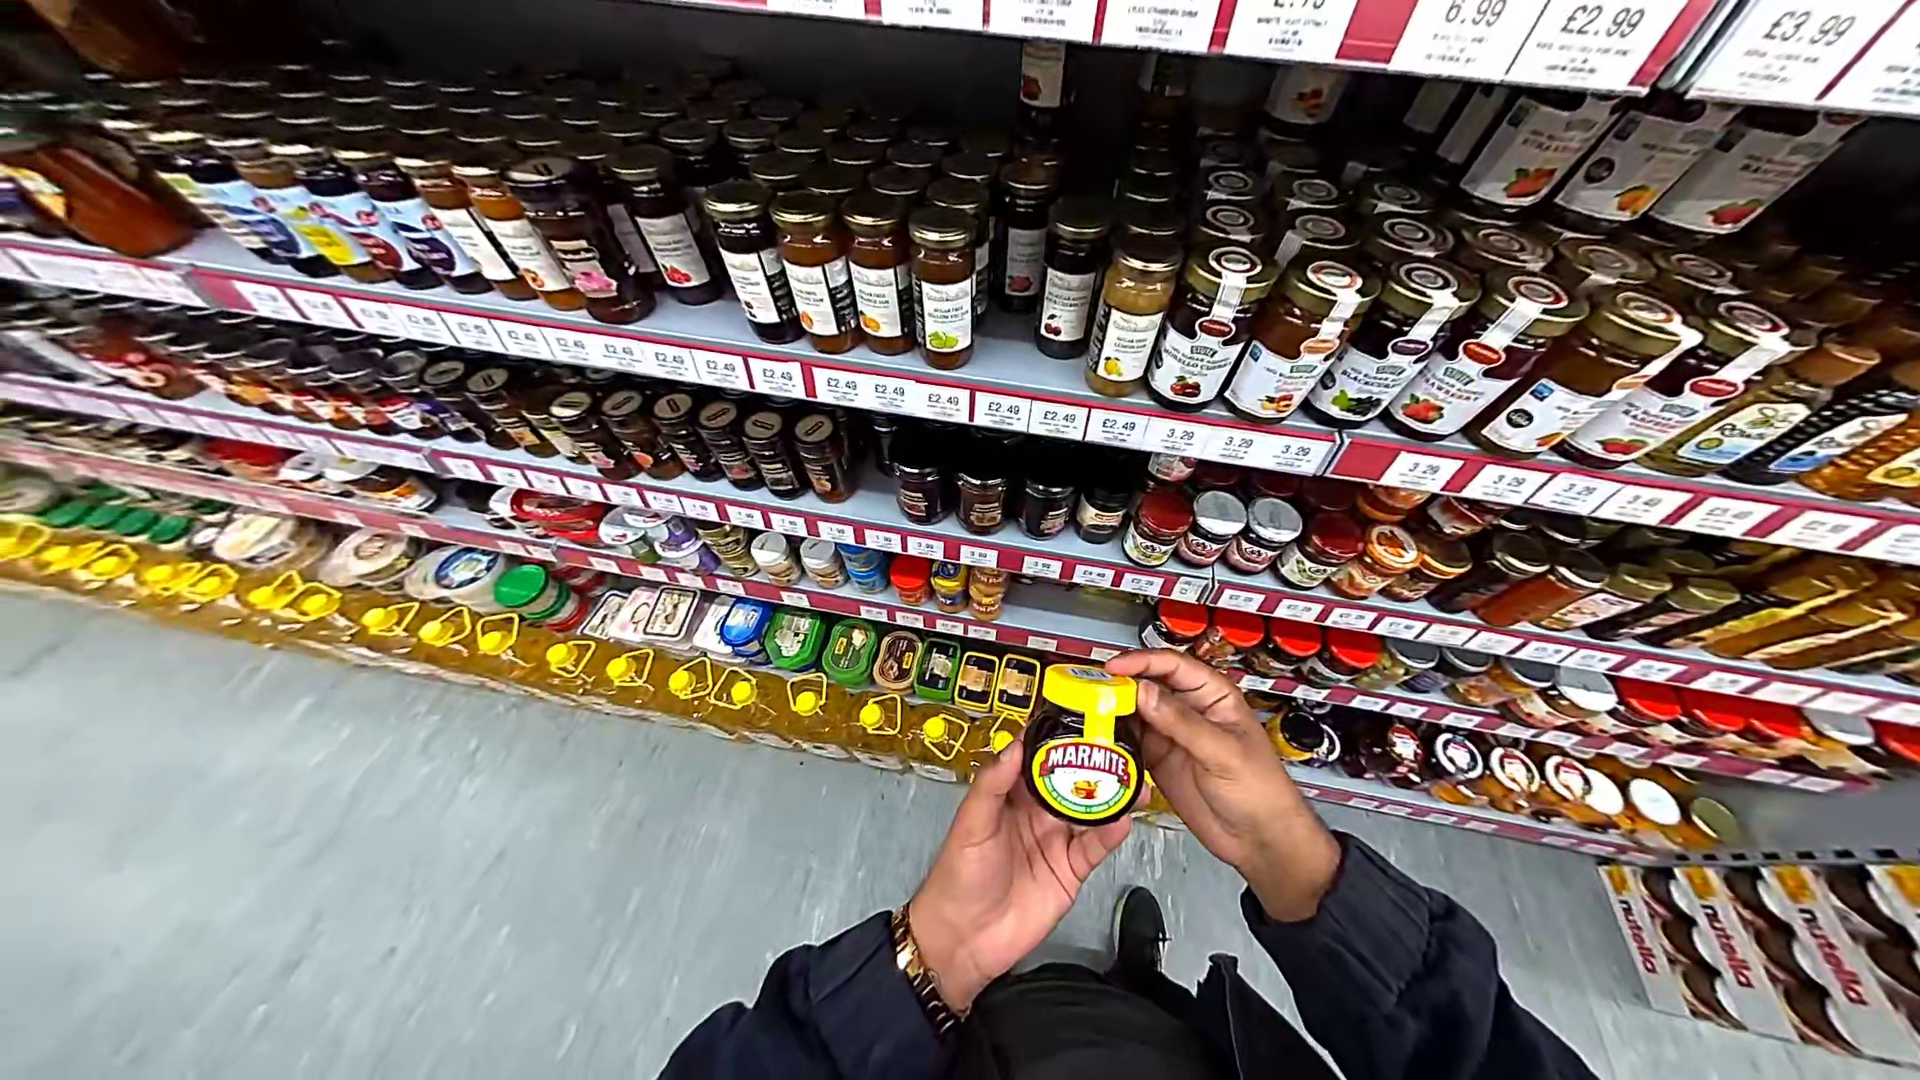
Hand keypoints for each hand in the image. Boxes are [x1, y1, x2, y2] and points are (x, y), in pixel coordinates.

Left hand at [908, 739, 1131, 1011]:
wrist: (965, 938)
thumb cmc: (958, 875)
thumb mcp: (971, 822)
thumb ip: (992, 783)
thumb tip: (1014, 744)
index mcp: (1011, 795)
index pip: (1037, 759)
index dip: (1054, 739)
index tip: (1076, 716)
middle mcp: (1036, 813)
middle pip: (1070, 781)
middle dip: (1092, 763)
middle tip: (1116, 743)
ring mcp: (1055, 840)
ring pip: (1089, 811)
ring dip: (1110, 794)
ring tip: (1131, 775)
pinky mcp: (1070, 870)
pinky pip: (1095, 847)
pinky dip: (1111, 832)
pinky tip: (1124, 818)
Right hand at [1105, 649, 1341, 922]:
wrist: (1260, 840)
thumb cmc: (1261, 791)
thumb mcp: (1223, 753)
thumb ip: (1182, 723)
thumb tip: (1144, 692)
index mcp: (1211, 695)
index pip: (1172, 665)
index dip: (1142, 661)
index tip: (1114, 667)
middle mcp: (1187, 708)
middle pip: (1147, 682)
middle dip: (1120, 682)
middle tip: (1092, 688)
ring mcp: (1170, 732)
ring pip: (1134, 708)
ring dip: (1113, 707)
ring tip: (1087, 708)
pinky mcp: (1157, 756)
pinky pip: (1130, 737)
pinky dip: (1113, 734)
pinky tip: (1099, 734)